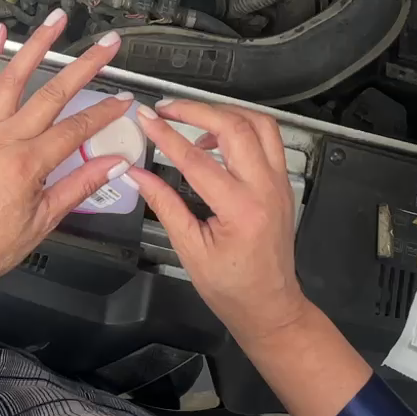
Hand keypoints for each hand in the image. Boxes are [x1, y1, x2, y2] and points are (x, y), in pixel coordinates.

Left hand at [0, 11, 132, 340]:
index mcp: (28, 164)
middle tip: (107, 45)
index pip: (77, 129)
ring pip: (13, 78)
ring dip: (36, 45)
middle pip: (53, 94)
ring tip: (56, 21)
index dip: (106, 113)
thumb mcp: (44, 221)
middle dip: (85, 66)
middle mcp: (4, 139)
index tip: (125, 101)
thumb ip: (80, 185)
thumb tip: (115, 164)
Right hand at [127, 101, 311, 345]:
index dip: (166, 135)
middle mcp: (266, 189)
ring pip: (259, 124)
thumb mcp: (189, 250)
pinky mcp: (281, 182)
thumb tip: (135, 173)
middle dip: (196, 110)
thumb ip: (164, 205)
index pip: (197, 160)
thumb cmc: (229, 287)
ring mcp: (279, 182)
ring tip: (191, 120)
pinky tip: (214, 140)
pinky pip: (267, 139)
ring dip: (223, 113)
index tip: (145, 118)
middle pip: (236, 127)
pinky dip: (239, 127)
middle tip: (165, 108)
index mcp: (241, 210)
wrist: (271, 307)